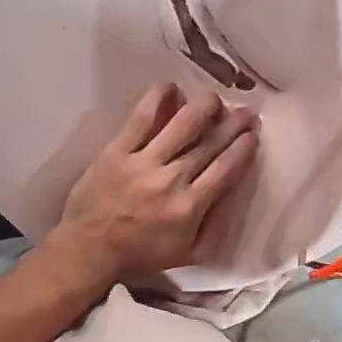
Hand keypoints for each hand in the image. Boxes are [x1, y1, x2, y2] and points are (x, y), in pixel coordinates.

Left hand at [38, 82, 257, 291]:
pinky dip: (159, 98)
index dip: (244, 147)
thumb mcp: (186, 254)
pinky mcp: (117, 151)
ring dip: (204, 106)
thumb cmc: (138, 255)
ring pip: (182, 123)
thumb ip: (213, 229)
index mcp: (190, 207)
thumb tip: (232, 198)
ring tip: (213, 99)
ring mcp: (143, 162)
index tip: (253, 134)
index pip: (226, 168)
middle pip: (210, 143)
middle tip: (245, 112)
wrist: (89, 249)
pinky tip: (171, 87)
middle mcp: (171, 180)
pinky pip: (141, 118)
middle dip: (233, 124)